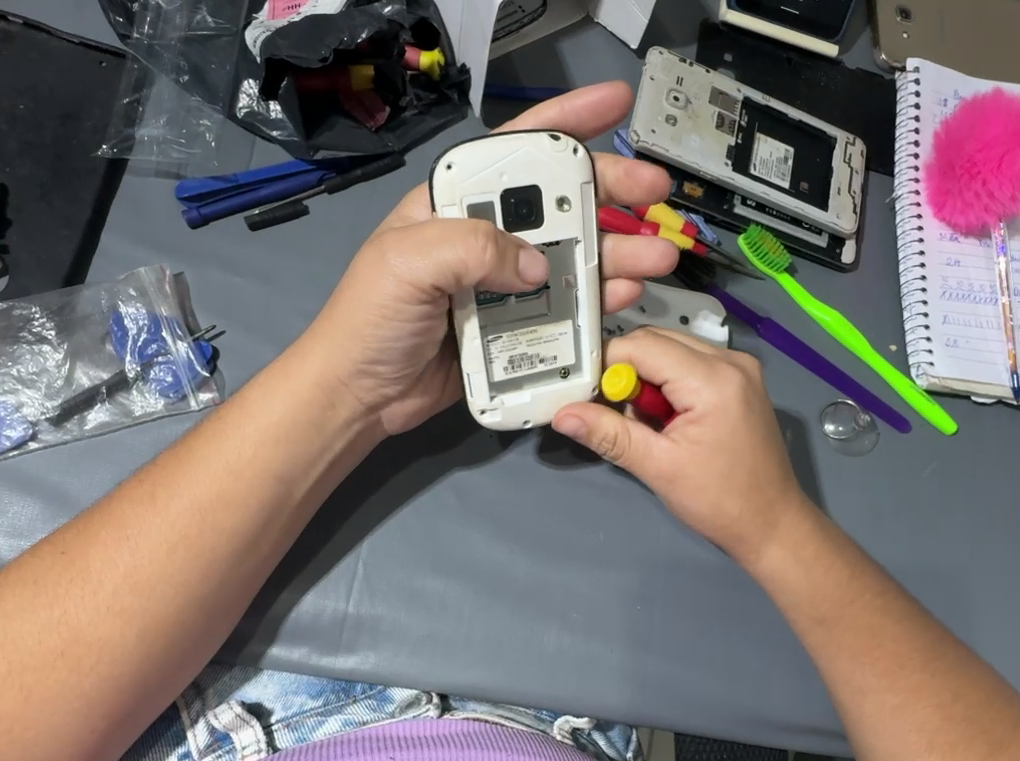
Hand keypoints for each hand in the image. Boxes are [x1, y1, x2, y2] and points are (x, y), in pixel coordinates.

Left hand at [300, 82, 679, 435]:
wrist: (363, 395)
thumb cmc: (371, 319)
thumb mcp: (409, 263)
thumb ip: (473, 248)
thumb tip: (539, 266)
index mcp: (456, 207)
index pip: (516, 152)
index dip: (567, 124)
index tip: (615, 106)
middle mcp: (487, 240)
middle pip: (559, 207)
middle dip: (610, 194)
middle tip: (656, 194)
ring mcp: (503, 286)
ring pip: (570, 260)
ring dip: (615, 255)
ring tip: (656, 258)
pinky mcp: (514, 330)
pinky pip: (564, 310)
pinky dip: (595, 303)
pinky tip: (621, 296)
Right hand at [552, 328, 817, 564]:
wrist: (772, 523)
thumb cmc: (719, 500)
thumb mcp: (659, 468)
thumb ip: (610, 434)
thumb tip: (563, 414)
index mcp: (713, 378)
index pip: (641, 347)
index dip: (606, 366)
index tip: (586, 396)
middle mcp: (730, 360)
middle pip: (657, 342)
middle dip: (627, 373)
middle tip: (614, 414)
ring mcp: (740, 368)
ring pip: (673, 352)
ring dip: (648, 380)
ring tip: (647, 425)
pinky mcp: (741, 381)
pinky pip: (691, 365)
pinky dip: (669, 385)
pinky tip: (667, 421)